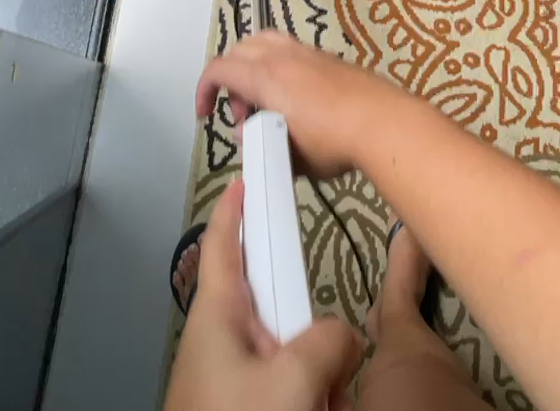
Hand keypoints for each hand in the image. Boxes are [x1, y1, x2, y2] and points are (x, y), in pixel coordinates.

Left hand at [164, 179, 363, 410]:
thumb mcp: (293, 379)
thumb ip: (329, 339)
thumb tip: (341, 339)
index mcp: (218, 316)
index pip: (225, 243)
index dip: (236, 205)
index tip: (248, 172)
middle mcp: (223, 341)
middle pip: (273, 302)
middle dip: (310, 324)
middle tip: (333, 359)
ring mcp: (233, 380)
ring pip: (289, 351)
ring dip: (317, 375)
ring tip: (328, 406)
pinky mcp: (246, 408)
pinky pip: (287, 387)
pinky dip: (310, 399)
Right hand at [196, 33, 412, 178]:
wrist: (382, 123)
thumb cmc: (333, 141)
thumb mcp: (288, 155)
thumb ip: (261, 144)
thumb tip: (250, 136)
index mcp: (265, 76)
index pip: (220, 68)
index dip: (203, 89)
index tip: (204, 113)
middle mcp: (283, 56)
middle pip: (240, 50)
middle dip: (230, 80)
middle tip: (241, 114)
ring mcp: (308, 53)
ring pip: (266, 42)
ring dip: (254, 66)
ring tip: (263, 100)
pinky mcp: (328, 58)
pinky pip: (291, 50)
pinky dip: (279, 66)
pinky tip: (293, 98)